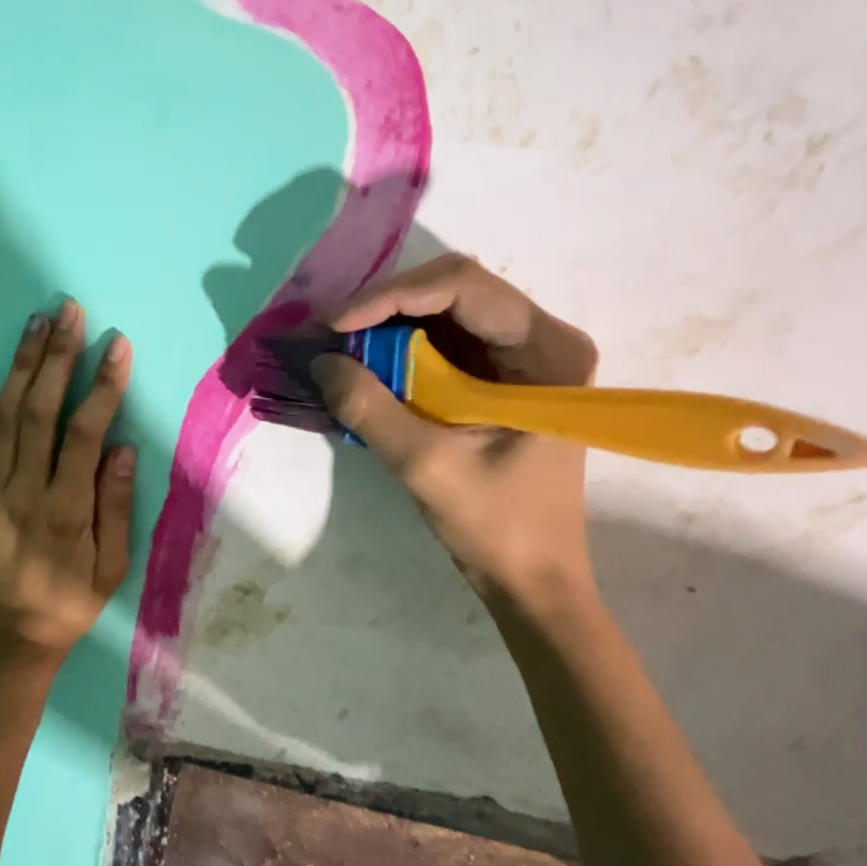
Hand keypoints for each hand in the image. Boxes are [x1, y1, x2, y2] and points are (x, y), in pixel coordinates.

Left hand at [0, 300, 135, 672]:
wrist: (13, 637)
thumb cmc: (71, 602)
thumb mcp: (111, 566)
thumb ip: (115, 506)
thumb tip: (123, 447)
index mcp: (67, 508)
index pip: (86, 432)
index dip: (102, 385)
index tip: (116, 344)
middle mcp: (26, 492)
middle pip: (40, 412)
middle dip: (58, 358)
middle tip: (70, 311)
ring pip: (4, 420)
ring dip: (21, 369)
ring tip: (36, 325)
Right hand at [311, 254, 598, 597]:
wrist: (531, 576)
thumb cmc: (497, 524)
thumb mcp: (425, 465)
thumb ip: (370, 408)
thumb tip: (319, 362)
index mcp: (547, 350)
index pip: (464, 289)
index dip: (392, 297)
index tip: (334, 325)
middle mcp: (539, 339)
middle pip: (451, 291)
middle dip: (382, 308)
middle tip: (325, 334)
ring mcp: (518, 358)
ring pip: (439, 315)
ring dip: (382, 327)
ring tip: (330, 346)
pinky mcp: (496, 379)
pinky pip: (438, 346)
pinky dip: (393, 351)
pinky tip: (357, 365)